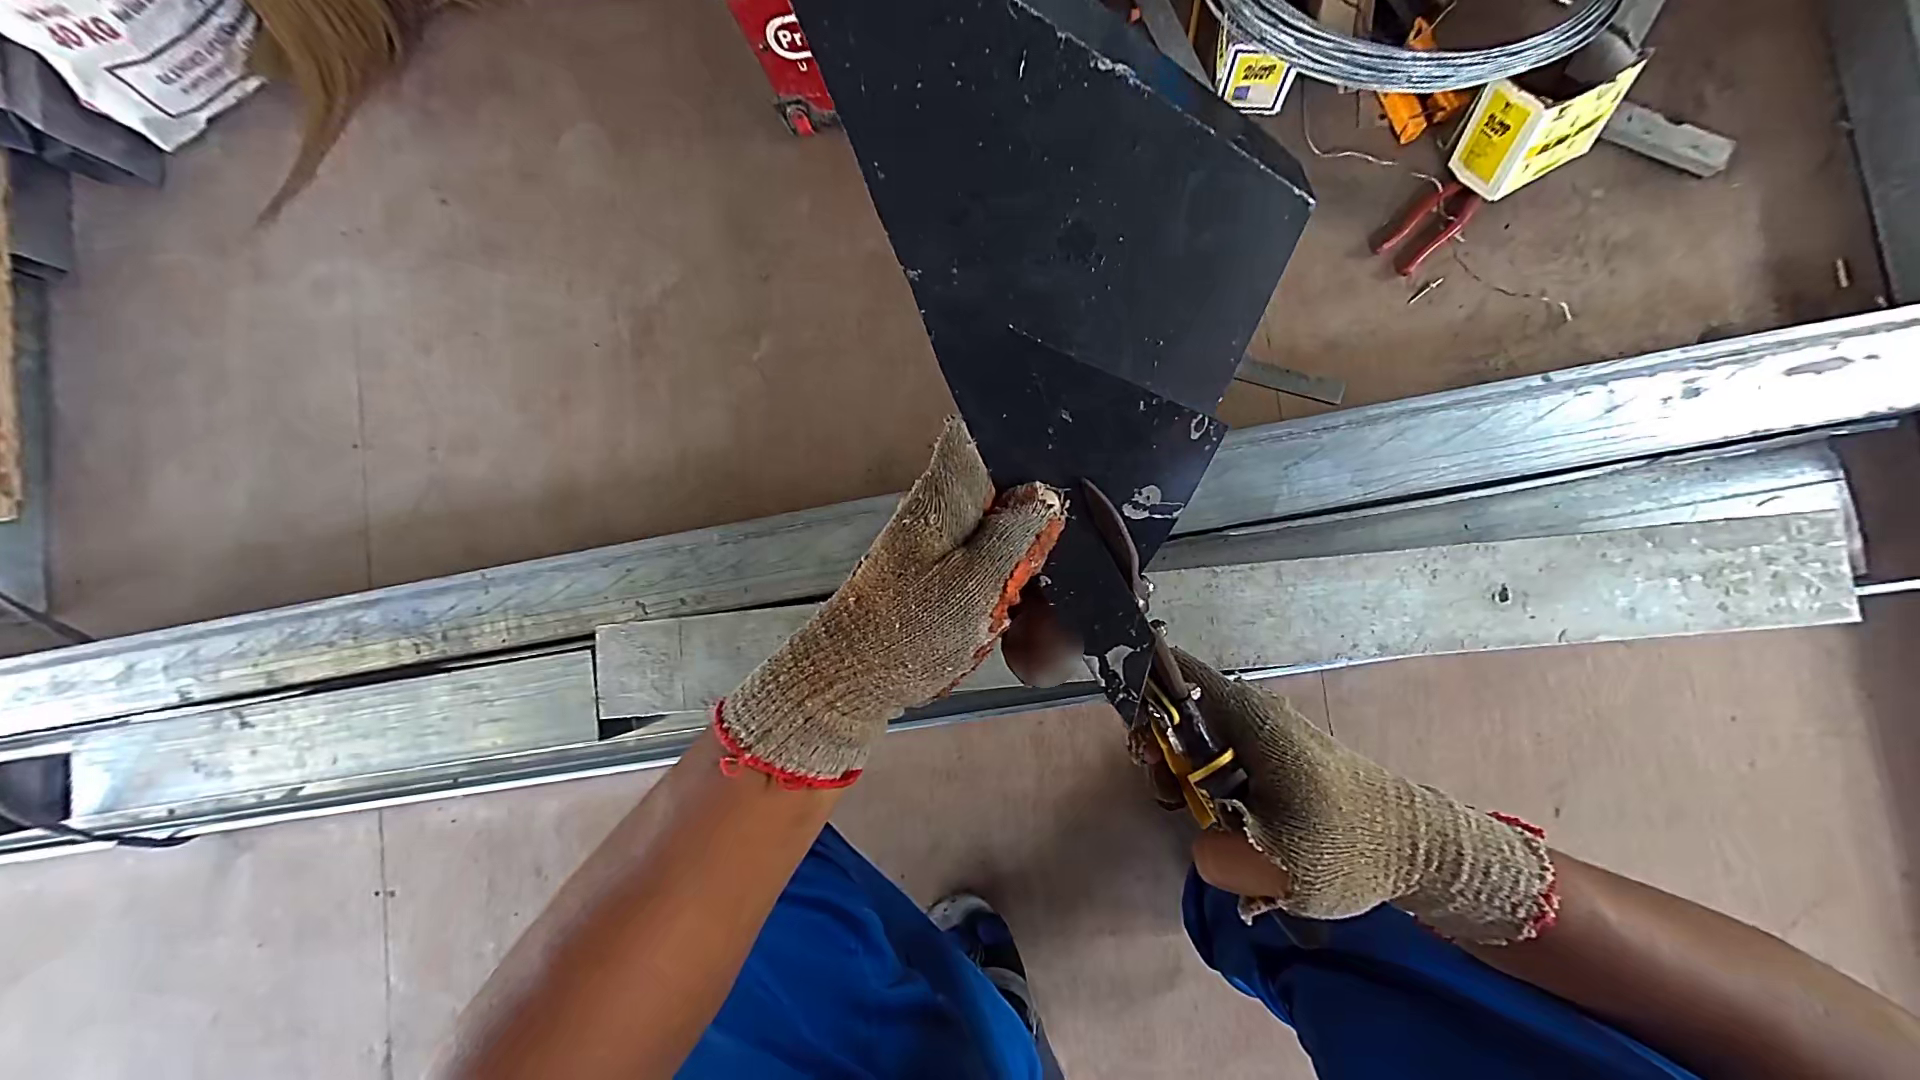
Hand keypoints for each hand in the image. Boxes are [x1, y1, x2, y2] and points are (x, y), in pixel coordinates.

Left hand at [716, 418, 1065, 786]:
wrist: (856, 681)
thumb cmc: (902, 637)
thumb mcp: (973, 586)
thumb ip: (1011, 534)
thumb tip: (1044, 493)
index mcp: (940, 497)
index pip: (975, 436)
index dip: (1017, 445)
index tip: (1047, 478)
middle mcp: (935, 509)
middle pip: (999, 485)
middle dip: (1030, 514)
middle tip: (1034, 558)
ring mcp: (937, 539)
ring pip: (998, 525)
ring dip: (1018, 554)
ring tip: (1012, 592)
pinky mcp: (939, 567)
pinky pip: (986, 559)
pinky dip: (1000, 579)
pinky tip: (998, 606)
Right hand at [1175, 649, 1556, 943]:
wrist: (1419, 848)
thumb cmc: (1348, 844)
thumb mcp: (1278, 864)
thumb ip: (1219, 856)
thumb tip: (1200, 842)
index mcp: (1244, 714)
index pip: (1172, 670)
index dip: (1139, 691)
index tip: (1142, 745)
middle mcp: (1248, 710)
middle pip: (1174, 705)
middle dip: (1159, 747)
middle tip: (1168, 793)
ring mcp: (1260, 729)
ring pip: (1193, 732)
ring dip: (1179, 768)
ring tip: (1192, 810)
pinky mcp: (1270, 751)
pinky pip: (1217, 750)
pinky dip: (1203, 776)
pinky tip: (1216, 812)